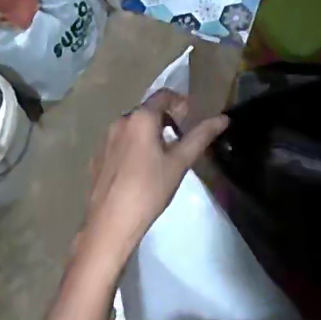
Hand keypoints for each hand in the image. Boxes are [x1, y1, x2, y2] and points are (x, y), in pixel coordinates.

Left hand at [80, 90, 227, 268]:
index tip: (191, 119)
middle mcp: (120, 121)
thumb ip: (201, 136)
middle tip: (181, 140)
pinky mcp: (97, 158)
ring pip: (132, 127)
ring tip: (163, 156)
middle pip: (147, 110)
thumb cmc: (149, 190)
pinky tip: (140, 171)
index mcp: (140, 118)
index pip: (163, 95)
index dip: (180, 102)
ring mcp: (105, 140)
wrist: (110, 224)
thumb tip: (223, 118)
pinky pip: (120, 143)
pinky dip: (133, 147)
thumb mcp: (180, 162)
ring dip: (149, 133)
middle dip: (166, 119)